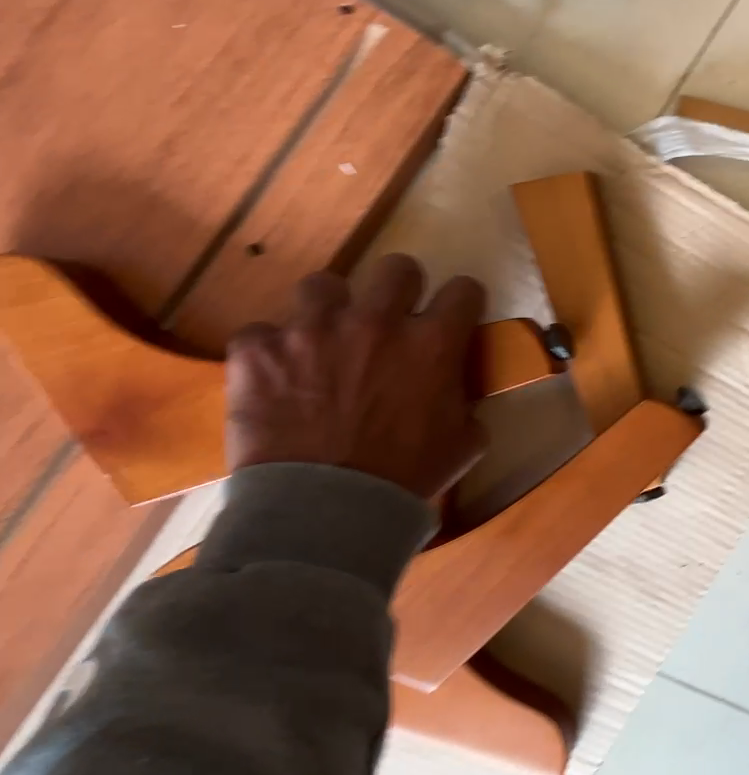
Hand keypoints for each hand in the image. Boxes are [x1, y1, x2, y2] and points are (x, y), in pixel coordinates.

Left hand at [226, 254, 488, 501]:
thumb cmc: (409, 474)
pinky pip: (260, 332)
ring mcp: (312, 331)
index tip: (454, 317)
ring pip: (323, 284)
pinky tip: (278, 375)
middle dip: (400, 288)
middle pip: (396, 268)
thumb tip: (457, 390)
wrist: (326, 507)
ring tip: (326, 338)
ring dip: (330, 309)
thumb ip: (464, 400)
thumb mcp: (465, 438)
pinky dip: (271, 350)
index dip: (461, 303)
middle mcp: (377, 322)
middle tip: (393, 316)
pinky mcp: (257, 351)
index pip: (463, 290)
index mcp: (434, 342)